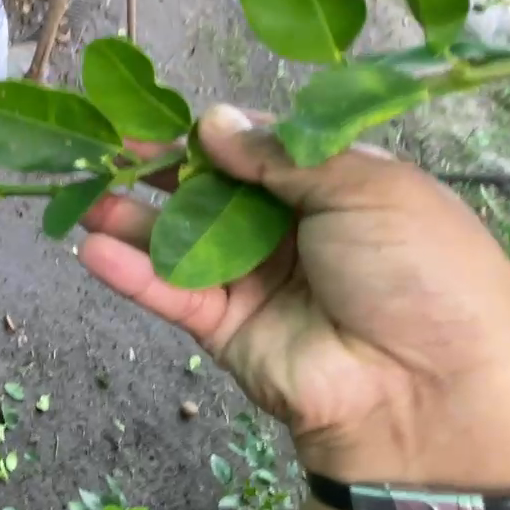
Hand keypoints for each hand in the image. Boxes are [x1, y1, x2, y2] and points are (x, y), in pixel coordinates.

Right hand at [77, 104, 509, 489]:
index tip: (169, 122)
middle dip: (161, 175)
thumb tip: (209, 120)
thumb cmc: (418, 272)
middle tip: (109, 153)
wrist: (423, 389)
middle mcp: (287, 232)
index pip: (261, 153)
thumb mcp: (370, 190)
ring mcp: (248, 280)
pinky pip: (169, 292)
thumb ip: (281, 155)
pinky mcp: (218, 325)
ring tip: (85, 199)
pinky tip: (93, 251)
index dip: (216, 136)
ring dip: (131, 221)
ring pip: (179, 242)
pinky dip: (130, 273)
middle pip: (210, 195)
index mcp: (335, 190)